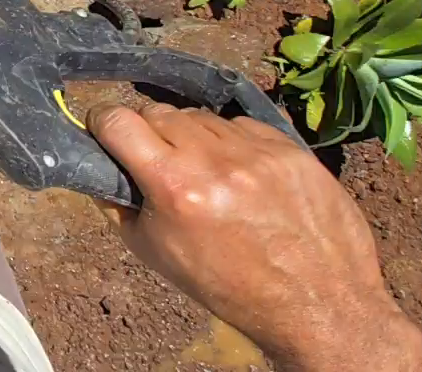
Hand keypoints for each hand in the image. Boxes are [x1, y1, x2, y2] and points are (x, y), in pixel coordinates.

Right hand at [87, 102, 421, 371]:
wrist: (325, 311)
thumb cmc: (227, 285)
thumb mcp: (151, 250)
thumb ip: (115, 201)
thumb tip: (96, 165)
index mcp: (174, 185)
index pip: (116, 120)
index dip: (102, 123)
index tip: (105, 135)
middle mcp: (213, 161)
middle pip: (154, 111)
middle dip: (148, 131)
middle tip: (158, 157)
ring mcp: (257, 153)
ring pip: (197, 115)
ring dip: (190, 134)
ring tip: (203, 166)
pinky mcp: (293, 152)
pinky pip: (239, 124)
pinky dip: (230, 140)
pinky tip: (239, 169)